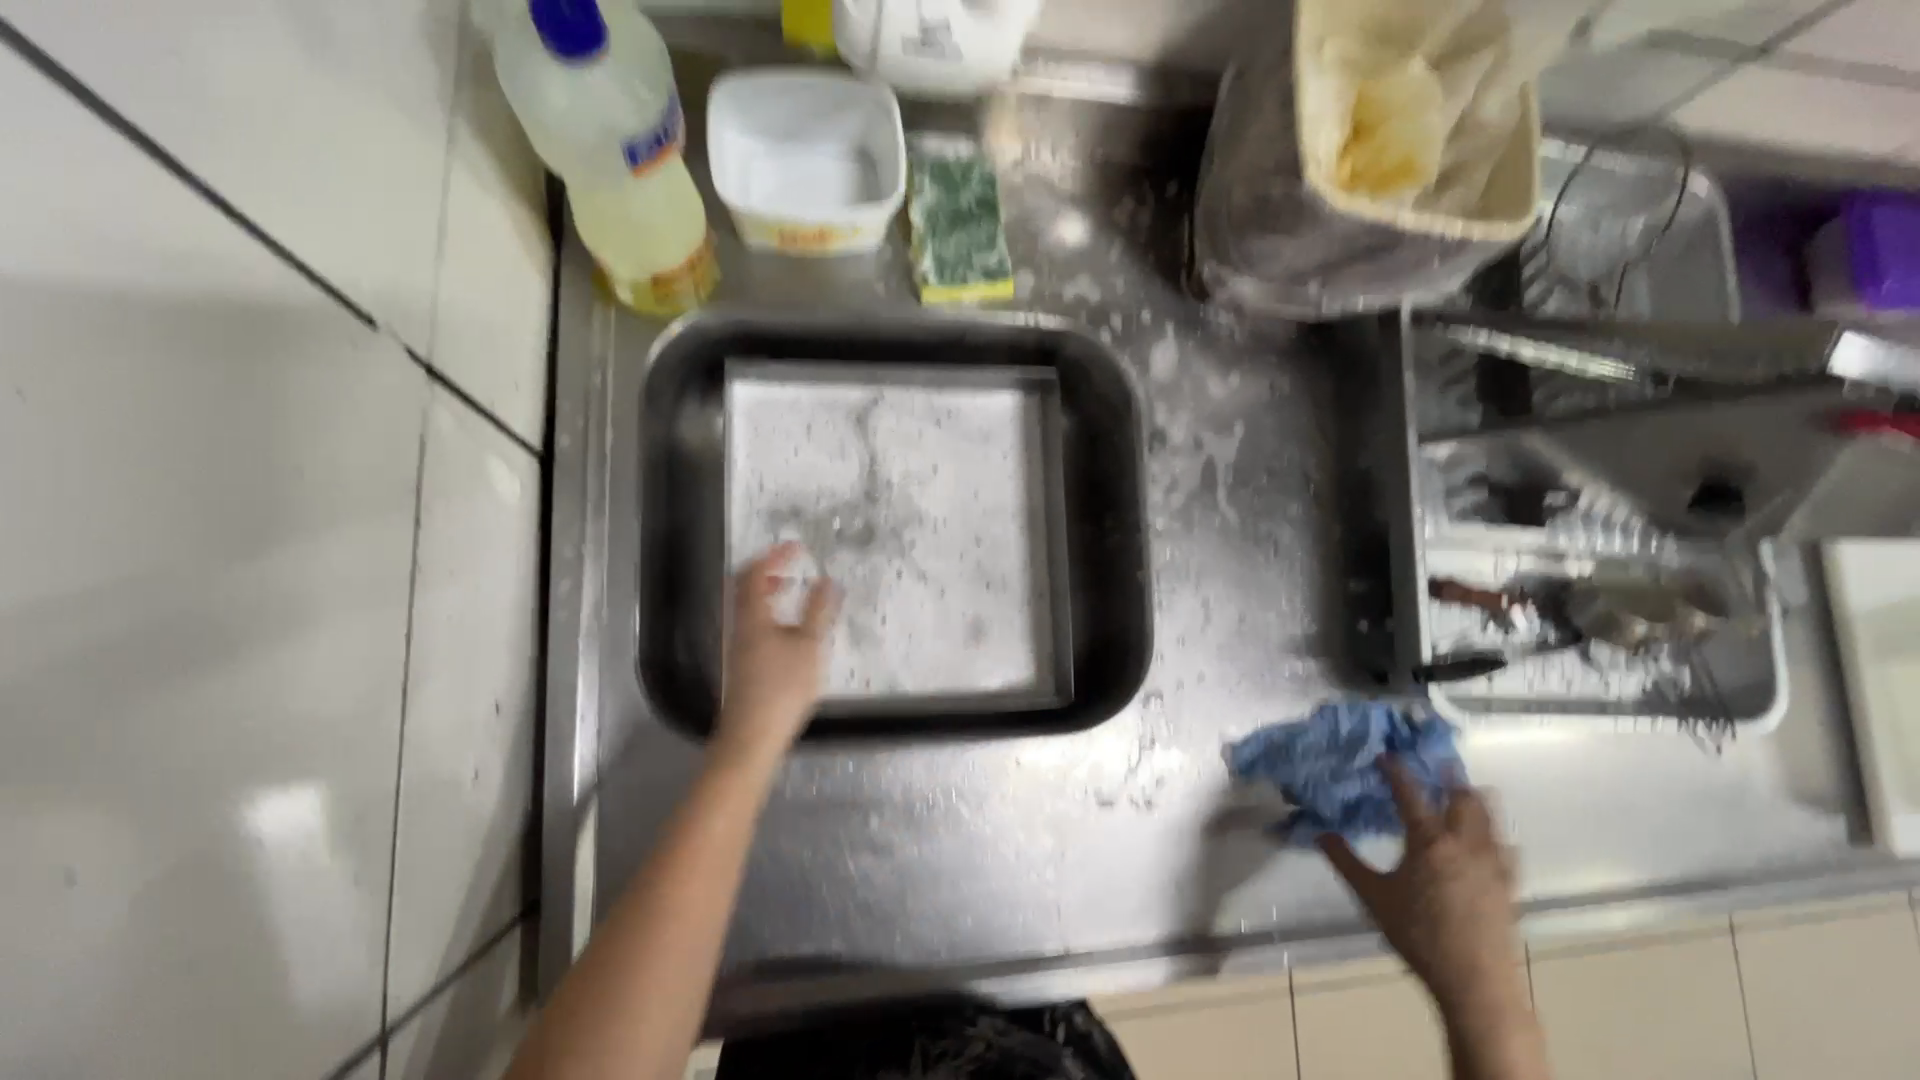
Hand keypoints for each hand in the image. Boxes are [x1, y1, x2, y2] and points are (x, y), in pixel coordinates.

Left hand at [713, 543, 838, 767]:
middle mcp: (739, 626)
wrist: (752, 734)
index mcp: (753, 616)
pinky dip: (767, 612)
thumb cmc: (782, 688)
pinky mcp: (740, 663)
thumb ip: (819, 610)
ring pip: (746, 606)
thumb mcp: (810, 646)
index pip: (755, 573)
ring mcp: (736, 646)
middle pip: (743, 587)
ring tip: (791, 591)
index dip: (774, 556)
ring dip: (767, 592)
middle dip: (767, 571)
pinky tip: (787, 630)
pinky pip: (751, 623)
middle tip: (790, 565)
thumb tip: (828, 580)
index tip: (796, 547)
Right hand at [1319, 758, 1523, 1021]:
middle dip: (1447, 775)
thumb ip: (1345, 861)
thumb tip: (1320, 832)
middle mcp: (1464, 842)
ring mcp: (1492, 862)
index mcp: (1428, 841)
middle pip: (1461, 796)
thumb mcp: (1372, 897)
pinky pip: (1504, 846)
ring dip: (1473, 797)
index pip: (1410, 793)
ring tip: (1462, 788)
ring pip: (1488, 816)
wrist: (1474, 981)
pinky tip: (1488, 839)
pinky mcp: (1508, 883)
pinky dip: (1493, 832)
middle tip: (1434, 761)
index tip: (1386, 755)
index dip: (1396, 770)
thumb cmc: (1417, 935)